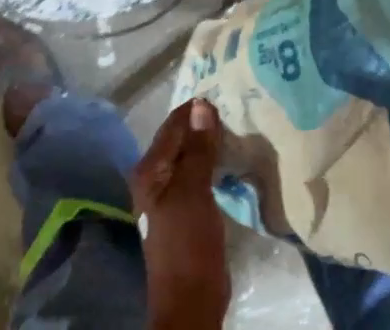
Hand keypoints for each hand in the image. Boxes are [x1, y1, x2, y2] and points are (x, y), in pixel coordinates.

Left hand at [131, 99, 230, 329]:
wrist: (191, 298)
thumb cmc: (187, 243)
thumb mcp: (193, 192)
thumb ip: (198, 149)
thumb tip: (202, 104)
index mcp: (149, 170)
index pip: (173, 125)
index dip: (196, 109)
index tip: (227, 91)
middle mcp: (154, 177)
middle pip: (181, 139)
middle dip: (205, 123)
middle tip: (238, 105)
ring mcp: (171, 194)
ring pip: (193, 156)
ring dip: (212, 143)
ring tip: (240, 126)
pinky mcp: (187, 208)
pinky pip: (201, 174)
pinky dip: (215, 163)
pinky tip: (234, 158)